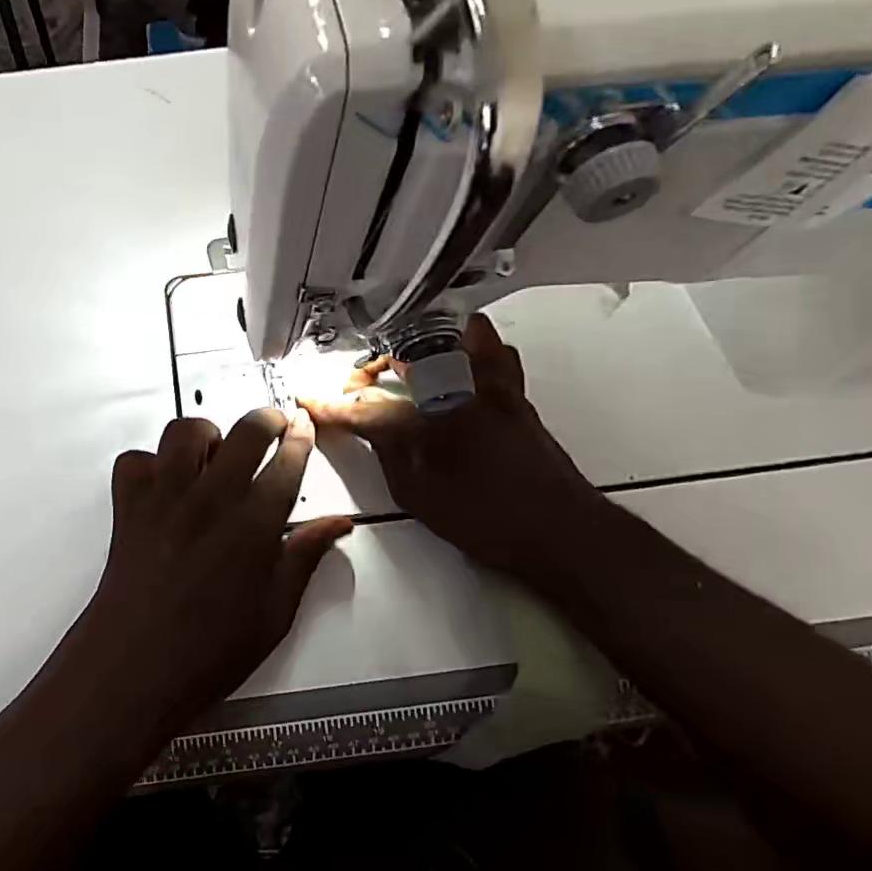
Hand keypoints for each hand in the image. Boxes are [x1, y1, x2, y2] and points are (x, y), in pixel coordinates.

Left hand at [62, 409, 353, 730]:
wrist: (137, 664)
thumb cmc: (211, 649)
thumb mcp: (275, 611)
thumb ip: (305, 557)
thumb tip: (337, 524)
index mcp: (254, 523)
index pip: (288, 462)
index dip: (301, 439)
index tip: (304, 428)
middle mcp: (210, 497)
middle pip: (246, 431)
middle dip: (267, 419)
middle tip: (274, 425)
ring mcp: (165, 496)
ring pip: (185, 432)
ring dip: (206, 435)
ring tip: (215, 453)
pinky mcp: (128, 504)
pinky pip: (135, 461)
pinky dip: (149, 464)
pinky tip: (164, 484)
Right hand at [302, 314, 603, 575]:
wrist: (562, 532)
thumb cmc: (491, 521)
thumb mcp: (419, 495)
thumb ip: (389, 453)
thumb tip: (369, 428)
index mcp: (429, 421)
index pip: (366, 408)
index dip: (331, 407)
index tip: (310, 401)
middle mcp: (460, 393)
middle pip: (404, 355)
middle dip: (371, 366)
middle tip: (355, 386)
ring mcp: (491, 388)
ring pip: (450, 338)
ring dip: (418, 345)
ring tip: (402, 365)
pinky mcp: (514, 394)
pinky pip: (490, 351)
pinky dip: (469, 345)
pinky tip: (457, 364)